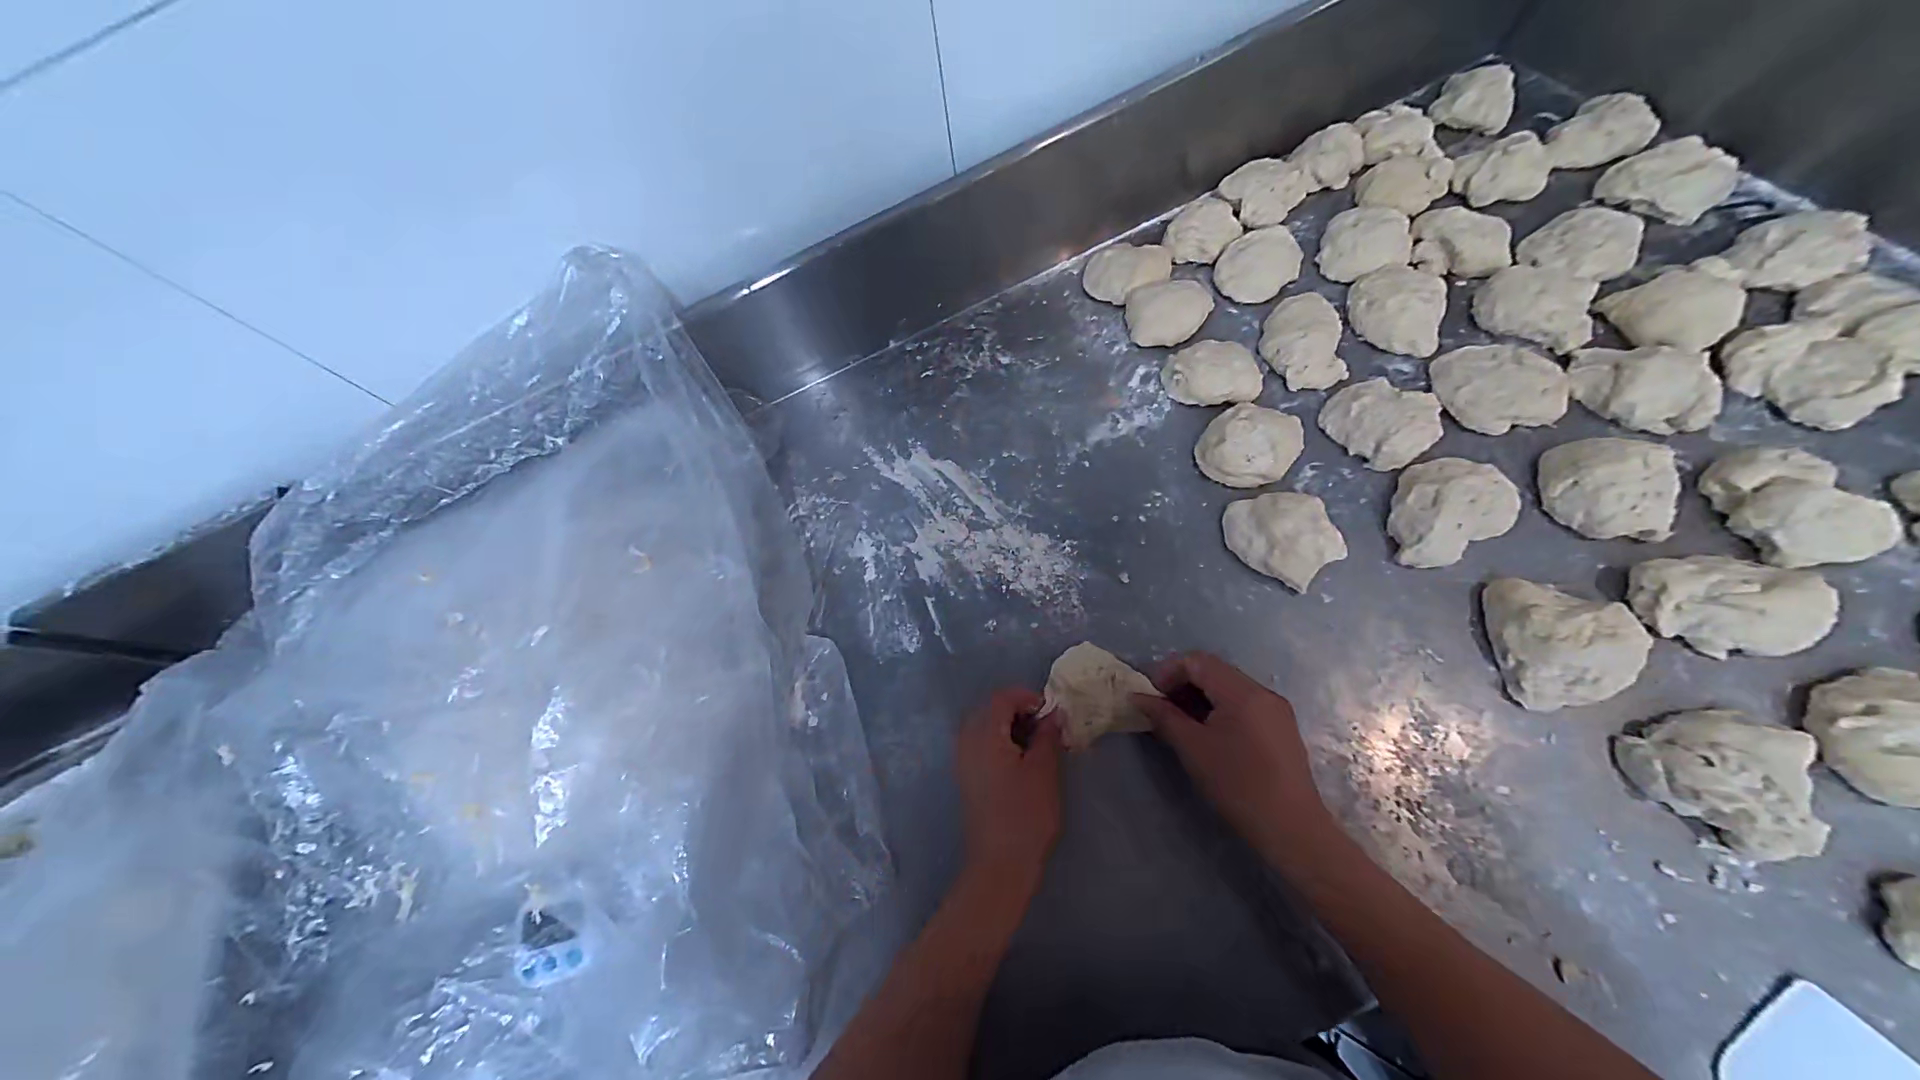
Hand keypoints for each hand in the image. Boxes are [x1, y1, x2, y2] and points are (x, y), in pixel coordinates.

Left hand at [954, 687, 1063, 887]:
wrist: (999, 865)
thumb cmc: (1025, 815)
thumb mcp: (1044, 770)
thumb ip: (1048, 736)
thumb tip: (1053, 714)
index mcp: (983, 734)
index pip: (1002, 698)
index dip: (1028, 697)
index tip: (1052, 712)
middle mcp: (966, 742)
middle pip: (991, 710)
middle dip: (1020, 711)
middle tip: (1049, 727)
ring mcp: (963, 761)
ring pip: (986, 728)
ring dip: (1012, 728)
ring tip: (1041, 745)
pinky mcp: (968, 778)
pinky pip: (983, 746)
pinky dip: (1003, 743)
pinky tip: (1025, 761)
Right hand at [1131, 652, 1333, 856]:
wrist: (1292, 829)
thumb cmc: (1237, 785)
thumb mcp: (1192, 748)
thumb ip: (1164, 716)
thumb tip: (1139, 697)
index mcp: (1242, 692)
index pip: (1198, 660)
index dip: (1168, 671)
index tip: (1152, 696)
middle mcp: (1263, 692)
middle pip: (1215, 670)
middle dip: (1183, 683)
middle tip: (1161, 709)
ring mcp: (1276, 710)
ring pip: (1229, 687)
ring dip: (1201, 696)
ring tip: (1182, 723)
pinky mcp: (1281, 728)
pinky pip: (1244, 703)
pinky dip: (1220, 708)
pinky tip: (1209, 734)